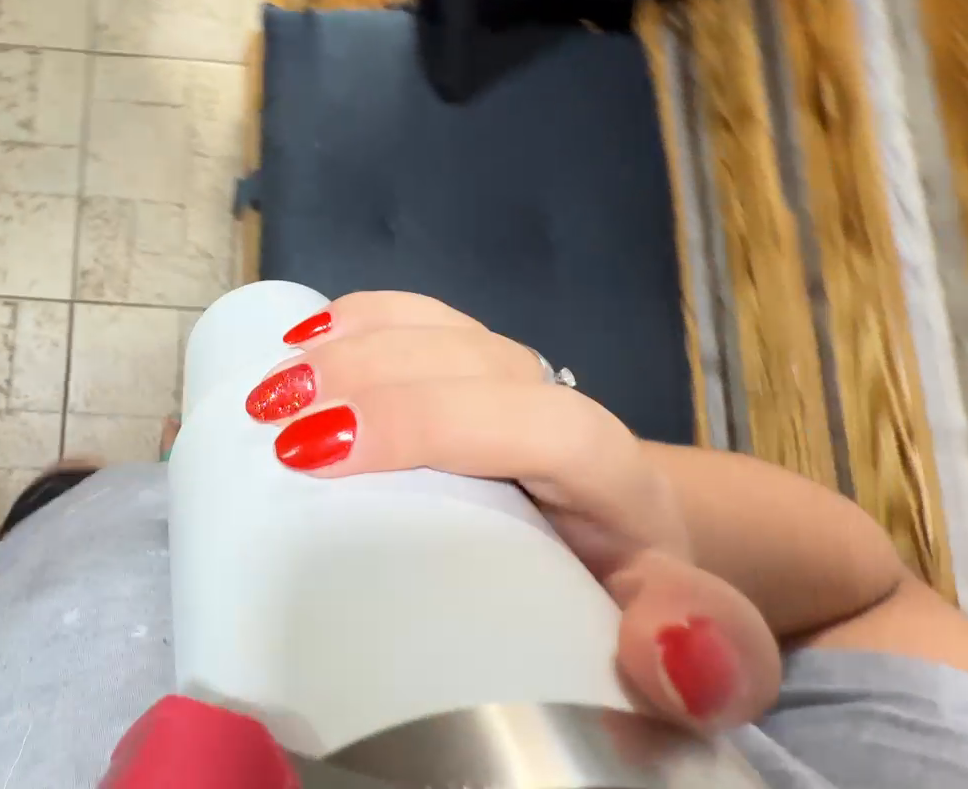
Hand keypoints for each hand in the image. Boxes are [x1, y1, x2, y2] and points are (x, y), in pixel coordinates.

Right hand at [244, 292, 781, 730]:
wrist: (624, 532)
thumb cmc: (623, 593)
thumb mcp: (672, 639)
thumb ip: (699, 656)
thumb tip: (666, 657)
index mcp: (608, 468)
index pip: (529, 422)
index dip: (418, 423)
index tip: (314, 457)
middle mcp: (554, 397)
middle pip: (462, 358)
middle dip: (358, 378)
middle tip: (268, 422)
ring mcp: (502, 366)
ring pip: (428, 322)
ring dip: (341, 343)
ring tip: (269, 384)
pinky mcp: (460, 355)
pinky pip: (407, 312)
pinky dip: (350, 319)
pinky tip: (300, 343)